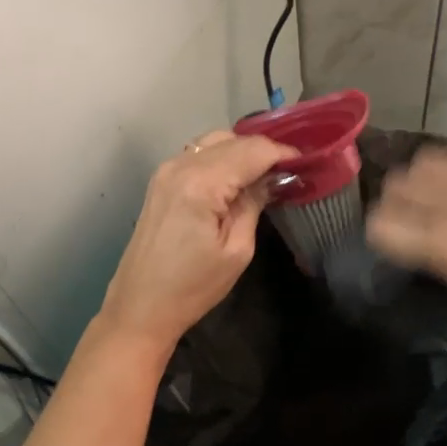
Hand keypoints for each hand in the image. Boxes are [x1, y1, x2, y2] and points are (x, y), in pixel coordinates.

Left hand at [96, 131, 294, 350]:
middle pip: (232, 140)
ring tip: (265, 175)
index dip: (282, 154)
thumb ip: (253, 204)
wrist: (140, 305)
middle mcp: (181, 165)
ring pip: (213, 142)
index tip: (306, 165)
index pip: (252, 150)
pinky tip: (236, 179)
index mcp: (201, 182)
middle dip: (263, 151)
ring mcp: (166, 170)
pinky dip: (221, 158)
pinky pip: (198, 155)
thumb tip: (272, 178)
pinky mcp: (160, 181)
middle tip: (288, 173)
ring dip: (241, 152)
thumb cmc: (193, 286)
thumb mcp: (237, 250)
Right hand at [367, 141, 446, 316]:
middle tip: (412, 211)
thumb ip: (442, 266)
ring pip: (423, 161)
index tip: (391, 236)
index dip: (380, 231)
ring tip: (443, 190)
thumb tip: (423, 247)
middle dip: (398, 200)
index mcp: (442, 245)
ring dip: (425, 177)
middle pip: (396, 186)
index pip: (380, 226)